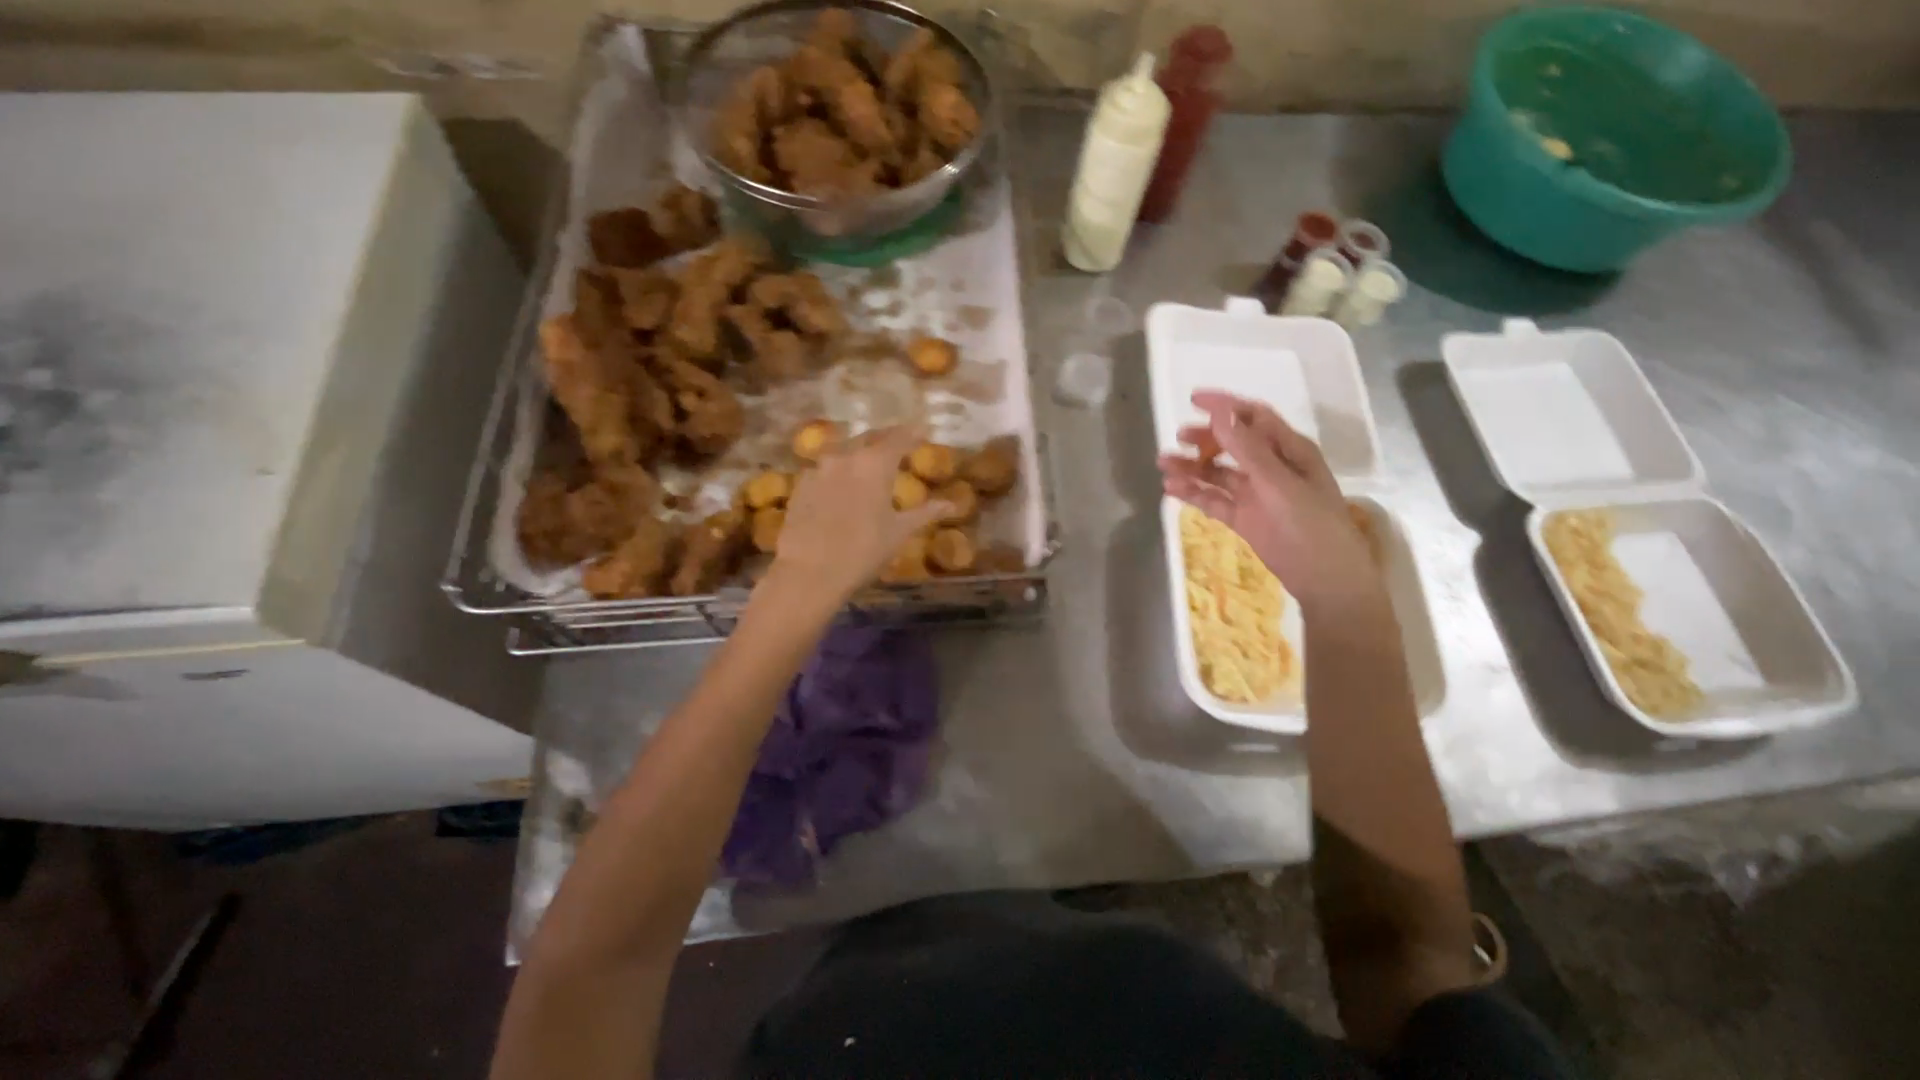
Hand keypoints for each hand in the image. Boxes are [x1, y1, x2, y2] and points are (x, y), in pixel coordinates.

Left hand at [771, 425, 947, 603]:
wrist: (808, 572)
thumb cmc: (863, 551)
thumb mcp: (899, 532)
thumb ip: (925, 513)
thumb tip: (951, 504)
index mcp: (875, 463)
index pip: (899, 437)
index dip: (913, 433)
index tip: (923, 432)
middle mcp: (845, 455)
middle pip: (869, 437)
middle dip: (885, 439)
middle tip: (898, 446)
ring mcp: (818, 468)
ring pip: (843, 451)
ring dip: (859, 453)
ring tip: (868, 465)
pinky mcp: (799, 485)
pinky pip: (824, 469)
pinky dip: (837, 472)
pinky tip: (841, 487)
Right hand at [1159, 391, 1380, 617]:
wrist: (1327, 582)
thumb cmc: (1312, 527)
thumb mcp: (1280, 485)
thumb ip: (1249, 450)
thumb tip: (1221, 413)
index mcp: (1290, 451)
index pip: (1254, 417)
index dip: (1225, 406)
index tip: (1193, 400)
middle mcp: (1272, 468)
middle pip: (1233, 443)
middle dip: (1205, 438)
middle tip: (1177, 439)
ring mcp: (1258, 495)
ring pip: (1220, 473)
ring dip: (1194, 467)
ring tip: (1164, 466)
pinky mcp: (1247, 520)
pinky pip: (1216, 501)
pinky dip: (1195, 494)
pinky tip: (1172, 490)